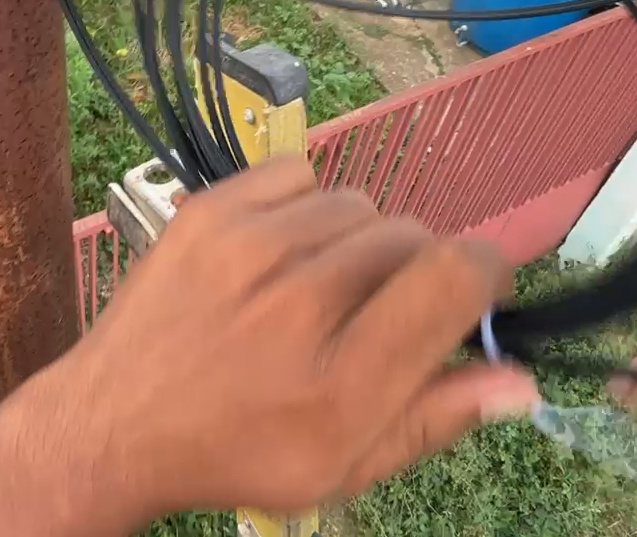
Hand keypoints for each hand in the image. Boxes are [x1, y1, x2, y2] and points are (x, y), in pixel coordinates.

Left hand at [0, 157, 538, 535]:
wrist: (116, 418)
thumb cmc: (238, 449)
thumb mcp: (342, 465)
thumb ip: (435, 417)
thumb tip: (521, 378)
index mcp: (343, 380)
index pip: (451, 277)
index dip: (486, 269)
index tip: (480, 283)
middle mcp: (300, 299)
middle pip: (409, 235)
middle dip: (414, 266)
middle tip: (377, 304)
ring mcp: (248, 243)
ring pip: (356, 203)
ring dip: (357, 238)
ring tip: (320, 280)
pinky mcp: (209, 209)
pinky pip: (297, 171)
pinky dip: (305, 204)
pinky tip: (280, 247)